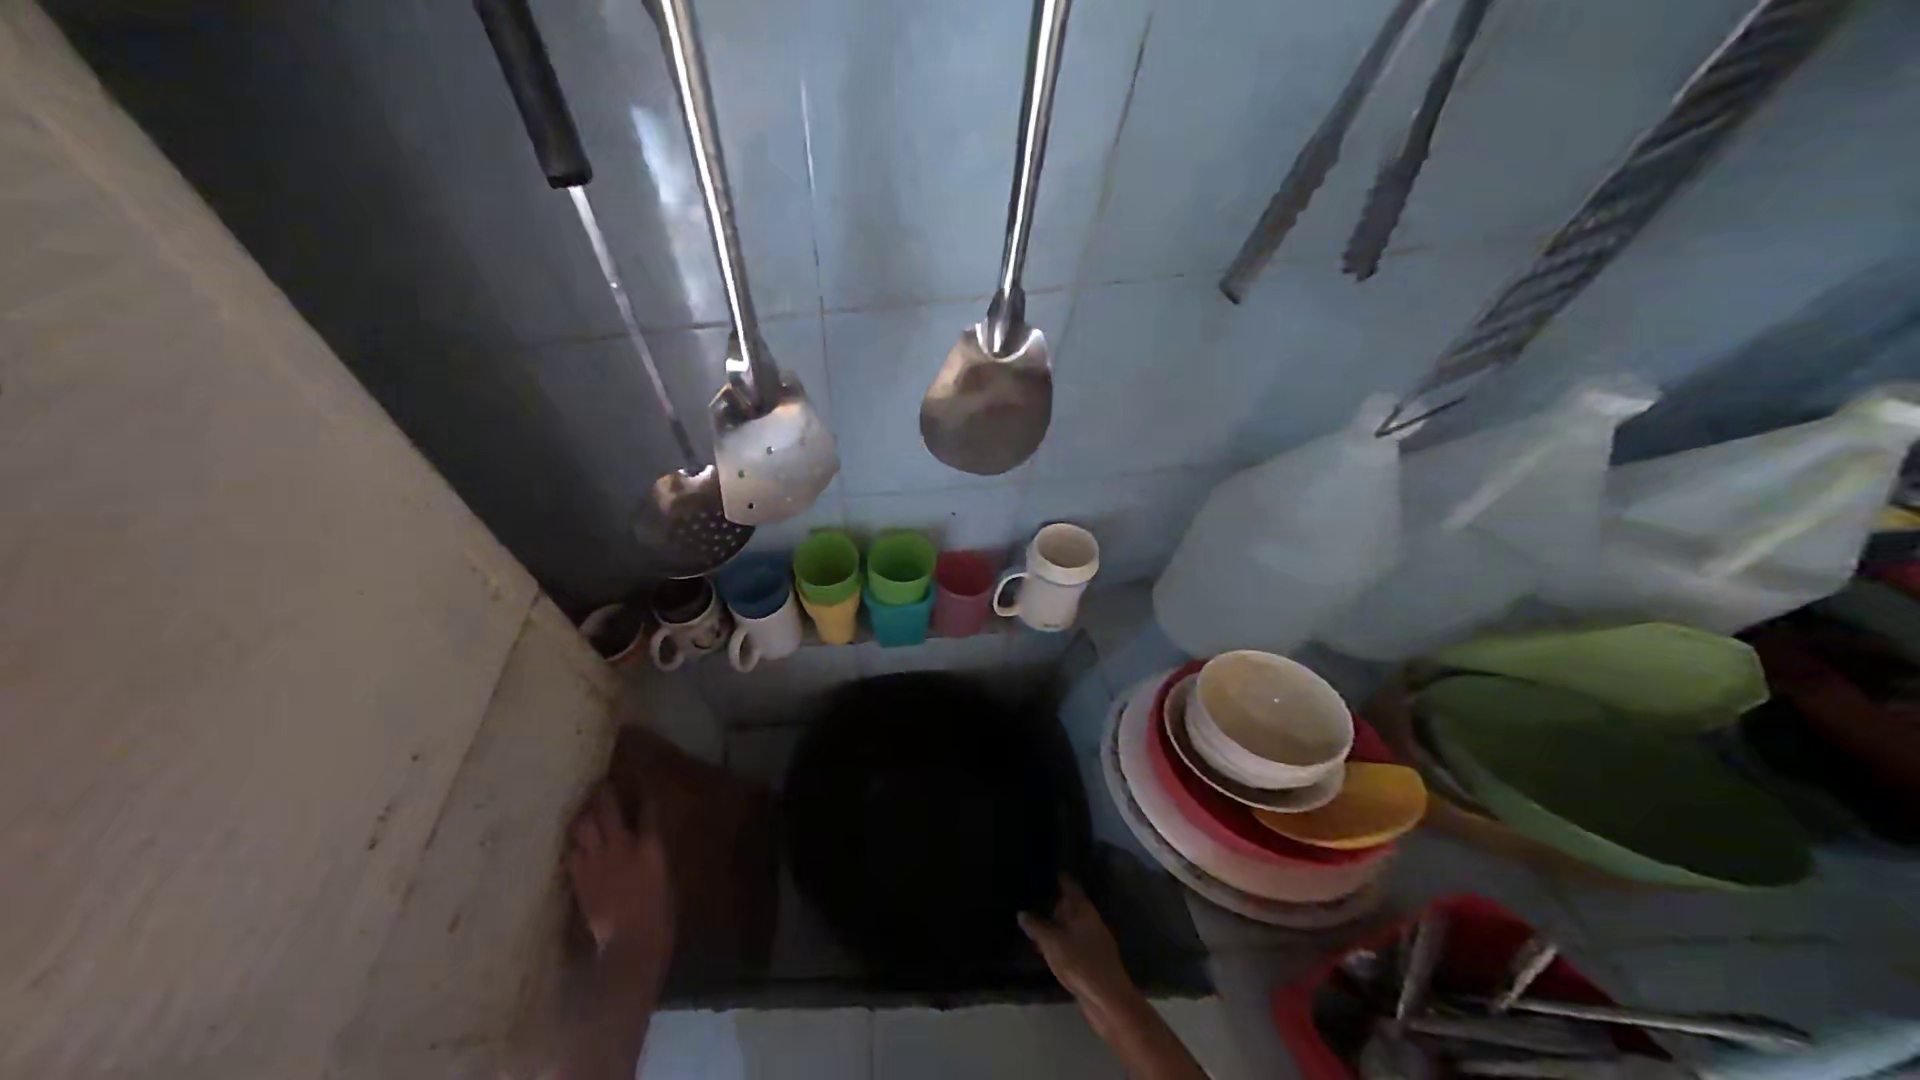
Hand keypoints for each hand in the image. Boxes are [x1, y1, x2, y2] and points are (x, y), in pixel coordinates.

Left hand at [565, 784, 674, 989]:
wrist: (631, 943)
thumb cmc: (659, 911)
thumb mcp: (663, 874)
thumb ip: (651, 852)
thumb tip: (644, 840)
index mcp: (650, 845)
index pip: (648, 809)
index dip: (645, 793)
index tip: (643, 783)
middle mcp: (621, 846)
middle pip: (608, 810)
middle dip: (605, 794)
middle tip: (603, 786)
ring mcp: (597, 862)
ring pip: (583, 827)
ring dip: (584, 816)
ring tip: (584, 811)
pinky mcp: (580, 880)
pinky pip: (571, 853)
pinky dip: (573, 845)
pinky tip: (575, 844)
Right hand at [1018, 876, 1136, 1010]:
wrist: (1108, 1000)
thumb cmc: (1080, 963)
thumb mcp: (1052, 942)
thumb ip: (1036, 926)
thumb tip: (1022, 913)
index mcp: (1083, 909)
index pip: (1068, 884)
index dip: (1054, 877)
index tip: (1037, 871)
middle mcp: (1089, 920)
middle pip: (1068, 904)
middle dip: (1049, 902)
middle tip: (1026, 898)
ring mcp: (1091, 940)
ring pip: (1068, 925)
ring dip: (1052, 924)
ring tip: (1029, 922)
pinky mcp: (1090, 959)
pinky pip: (1070, 943)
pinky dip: (1057, 941)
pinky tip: (1042, 947)